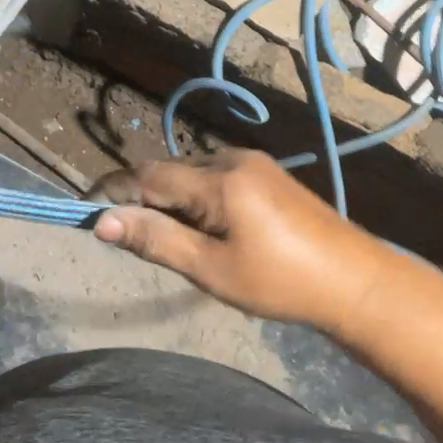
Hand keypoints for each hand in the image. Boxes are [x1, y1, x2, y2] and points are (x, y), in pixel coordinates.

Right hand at [91, 150, 392, 331]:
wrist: (357, 283)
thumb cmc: (281, 283)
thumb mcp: (212, 269)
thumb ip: (156, 240)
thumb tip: (103, 222)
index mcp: (219, 180)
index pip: (147, 176)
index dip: (112, 191)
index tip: (85, 210)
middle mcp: (232, 158)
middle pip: (167, 171)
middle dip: (142, 199)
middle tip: (133, 239)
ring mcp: (253, 162)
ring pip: (189, 173)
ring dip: (169, 199)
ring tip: (174, 240)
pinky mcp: (266, 173)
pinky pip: (212, 176)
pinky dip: (194, 196)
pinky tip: (205, 228)